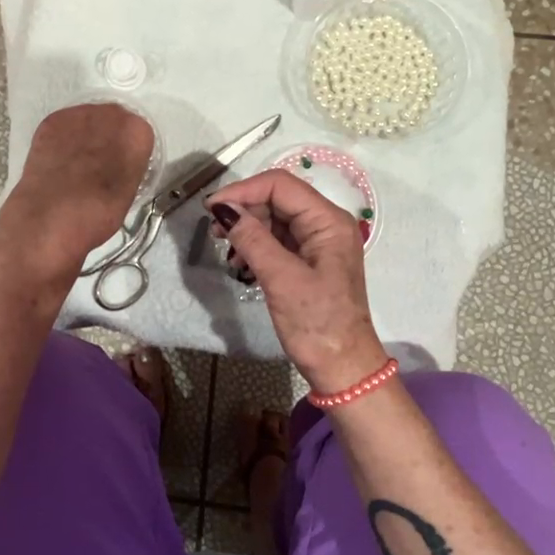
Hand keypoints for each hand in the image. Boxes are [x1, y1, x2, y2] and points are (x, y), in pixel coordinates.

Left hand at [5, 104, 154, 263]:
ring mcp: (78, 115)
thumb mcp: (129, 191)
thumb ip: (128, 167)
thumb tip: (117, 164)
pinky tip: (58, 159)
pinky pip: (63, 126)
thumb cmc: (99, 213)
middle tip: (98, 163)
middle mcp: (111, 114)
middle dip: (107, 137)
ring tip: (75, 162)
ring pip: (87, 120)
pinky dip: (62, 139)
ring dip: (85, 135)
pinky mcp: (51, 121)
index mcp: (137, 132)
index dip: (129, 152)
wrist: (52, 216)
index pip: (139, 134)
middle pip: (113, 120)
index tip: (121, 167)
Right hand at [207, 170, 387, 394]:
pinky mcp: (309, 262)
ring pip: (274, 220)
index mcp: (328, 221)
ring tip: (228, 255)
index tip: (211, 209)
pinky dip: (255, 247)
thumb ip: (252, 239)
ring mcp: (318, 243)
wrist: (343, 369)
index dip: (243, 191)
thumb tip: (223, 209)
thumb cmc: (317, 324)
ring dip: (247, 231)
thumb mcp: (281, 278)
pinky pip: (277, 241)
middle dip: (243, 211)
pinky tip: (241, 266)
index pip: (280, 185)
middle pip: (276, 199)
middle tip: (215, 234)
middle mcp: (326, 224)